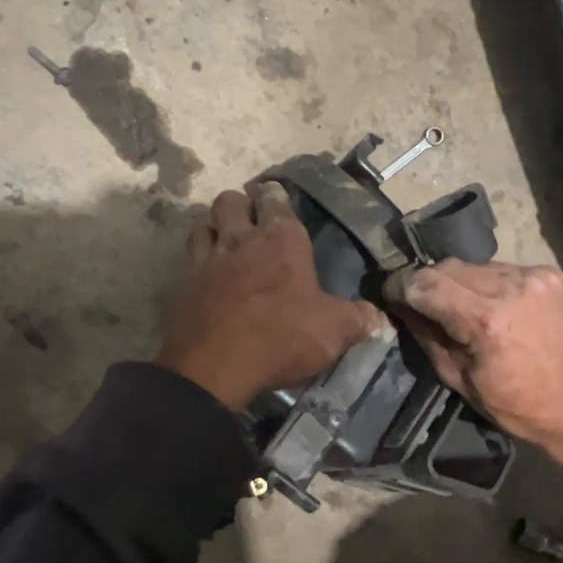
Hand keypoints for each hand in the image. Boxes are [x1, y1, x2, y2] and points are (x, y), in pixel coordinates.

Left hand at [157, 184, 386, 409]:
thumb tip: (378, 316)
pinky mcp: (184, 287)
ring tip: (226, 243)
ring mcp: (208, 261)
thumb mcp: (335, 330)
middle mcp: (242, 239)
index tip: (277, 198)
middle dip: (240, 205)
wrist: (216, 366)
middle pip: (230, 201)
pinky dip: (199, 263)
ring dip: (215, 229)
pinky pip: (190, 261)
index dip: (276, 196)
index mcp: (283, 239)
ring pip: (204, 225)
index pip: (276, 200)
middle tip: (250, 220)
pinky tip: (208, 278)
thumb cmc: (283, 337)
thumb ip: (358, 318)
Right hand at [386, 260, 562, 493]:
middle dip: (428, 284)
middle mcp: (511, 286)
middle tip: (418, 304)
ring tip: (458, 309)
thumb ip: (428, 337)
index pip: (426, 284)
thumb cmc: (517, 406)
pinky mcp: (550, 274)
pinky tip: (491, 307)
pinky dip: (489, 284)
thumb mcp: (459, 379)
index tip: (389, 294)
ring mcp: (534, 276)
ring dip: (459, 283)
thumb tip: (401, 308)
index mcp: (486, 319)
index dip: (400, 286)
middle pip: (449, 268)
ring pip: (475, 266)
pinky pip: (502, 269)